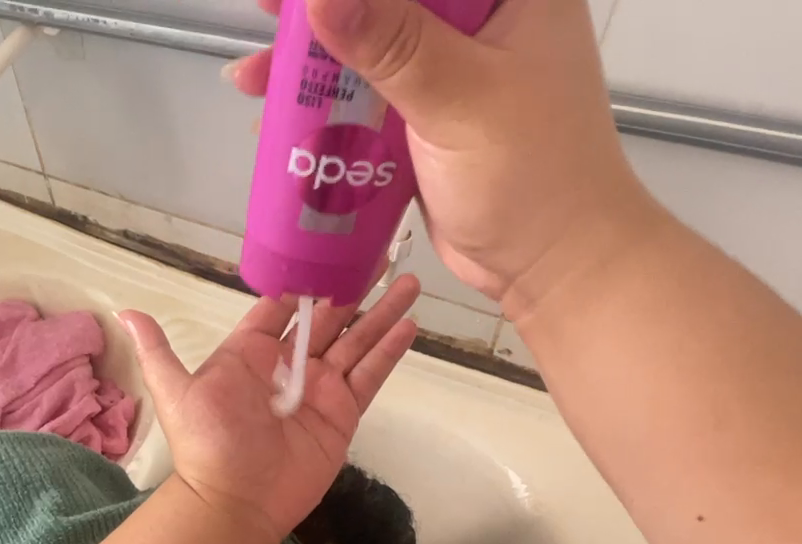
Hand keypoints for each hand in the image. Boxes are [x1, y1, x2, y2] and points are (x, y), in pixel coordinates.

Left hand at [119, 275, 420, 542]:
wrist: (235, 501)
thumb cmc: (207, 444)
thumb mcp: (177, 391)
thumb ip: (159, 350)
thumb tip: (123, 312)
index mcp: (249, 356)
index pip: (280, 310)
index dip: (302, 281)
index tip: (326, 248)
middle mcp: (287, 367)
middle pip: (326, 319)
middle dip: (352, 288)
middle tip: (381, 253)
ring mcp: (319, 391)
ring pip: (356, 342)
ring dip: (381, 312)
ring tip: (410, 280)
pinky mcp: (343, 415)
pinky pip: (370, 377)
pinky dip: (389, 352)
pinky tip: (409, 324)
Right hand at [228, 0, 667, 318]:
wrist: (548, 259)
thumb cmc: (529, 174)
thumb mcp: (460, 99)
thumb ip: (393, 44)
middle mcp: (478, 23)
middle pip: (386, 5)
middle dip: (320, 17)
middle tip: (262, 17)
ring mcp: (450, 75)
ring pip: (368, 54)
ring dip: (311, 68)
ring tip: (253, 84)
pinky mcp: (426, 124)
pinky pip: (366, 105)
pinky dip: (326, 112)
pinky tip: (283, 123)